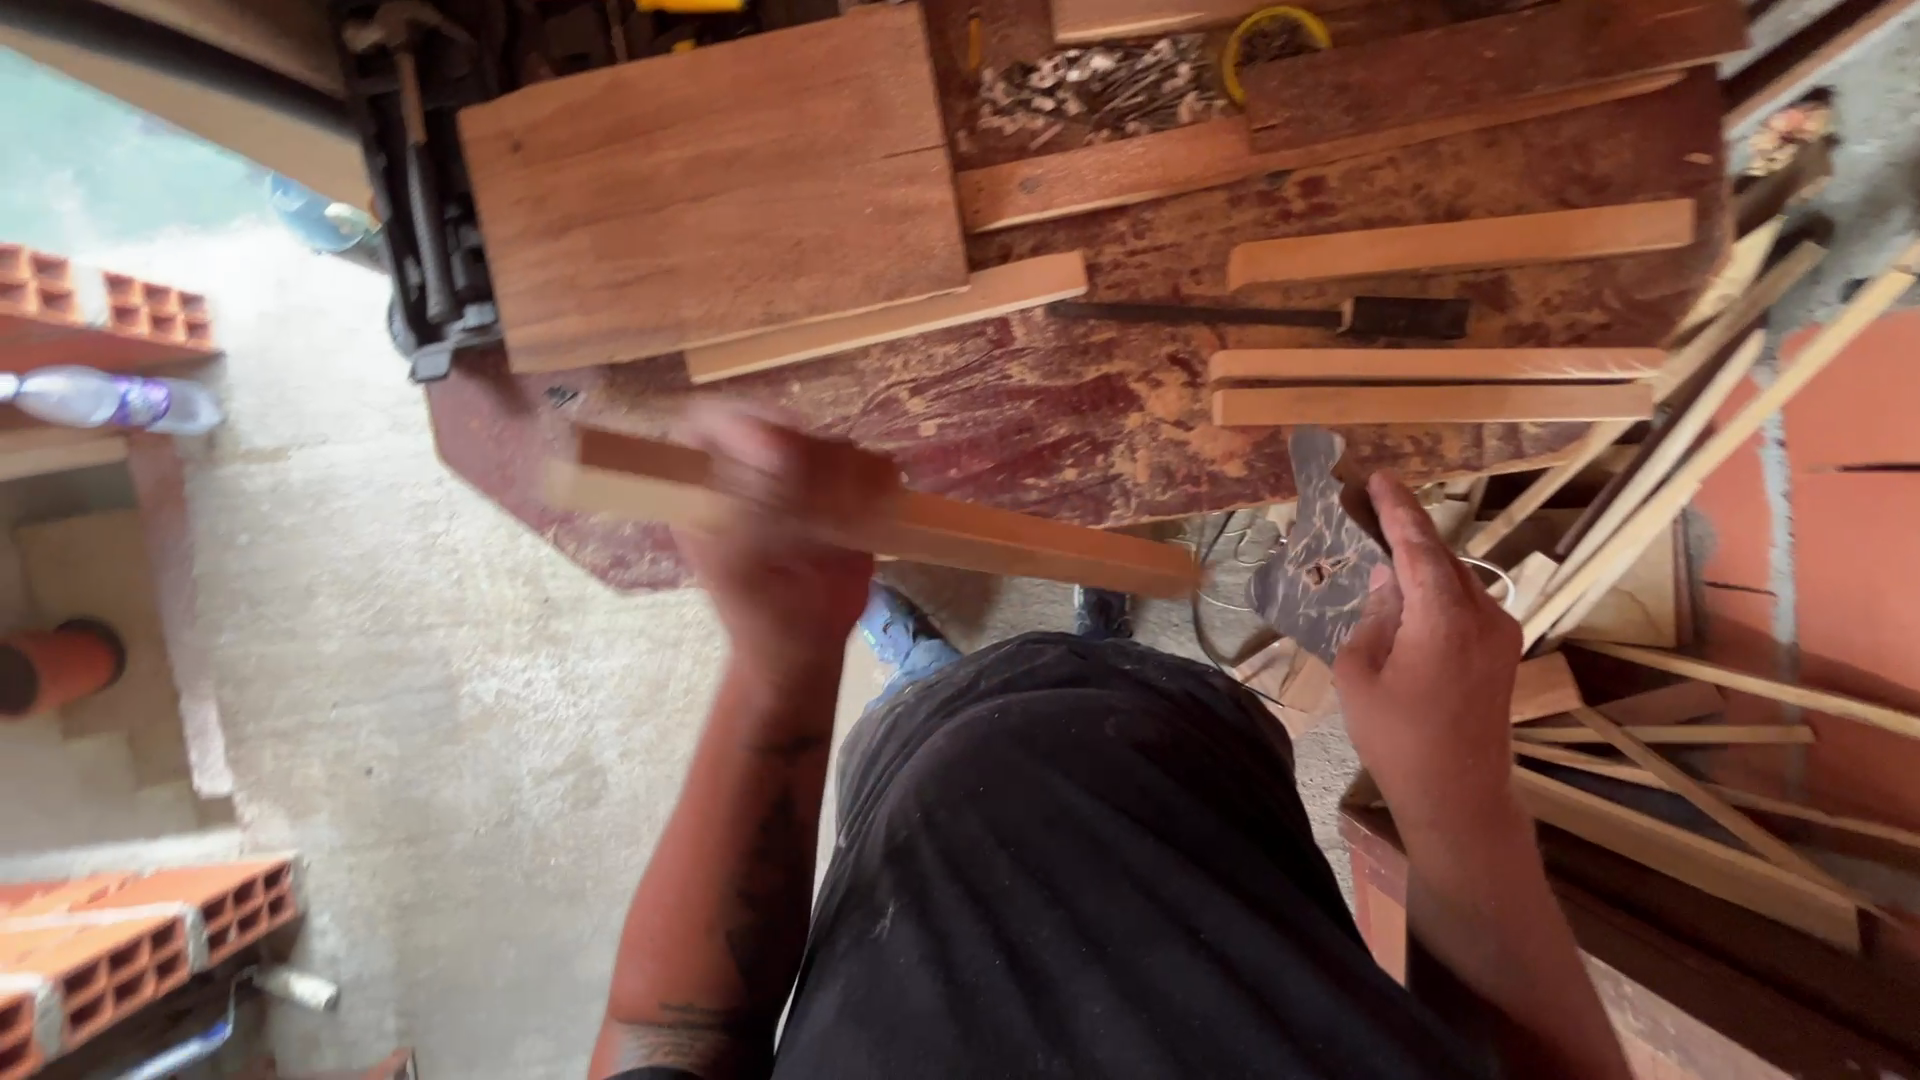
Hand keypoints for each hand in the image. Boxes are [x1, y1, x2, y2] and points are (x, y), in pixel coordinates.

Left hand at [673, 401, 888, 673]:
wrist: (806, 643)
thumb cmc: (759, 611)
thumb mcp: (737, 563)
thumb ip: (750, 502)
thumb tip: (780, 449)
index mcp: (709, 483)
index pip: (710, 424)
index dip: (742, 427)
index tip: (778, 455)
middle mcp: (755, 470)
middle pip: (784, 430)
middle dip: (808, 467)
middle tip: (820, 512)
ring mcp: (805, 478)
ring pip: (832, 444)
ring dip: (846, 481)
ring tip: (842, 525)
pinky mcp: (848, 491)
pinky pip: (870, 466)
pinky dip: (877, 484)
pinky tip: (870, 514)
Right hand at [1333, 471, 1524, 838]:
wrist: (1458, 794)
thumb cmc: (1396, 737)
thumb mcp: (1359, 673)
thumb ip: (1373, 619)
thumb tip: (1387, 586)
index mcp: (1444, 618)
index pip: (1418, 547)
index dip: (1396, 509)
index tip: (1378, 478)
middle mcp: (1483, 616)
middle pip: (1441, 557)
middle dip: (1408, 529)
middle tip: (1371, 507)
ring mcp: (1500, 634)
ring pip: (1456, 579)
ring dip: (1421, 560)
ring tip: (1384, 546)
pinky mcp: (1502, 653)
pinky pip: (1465, 603)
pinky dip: (1435, 587)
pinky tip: (1409, 592)